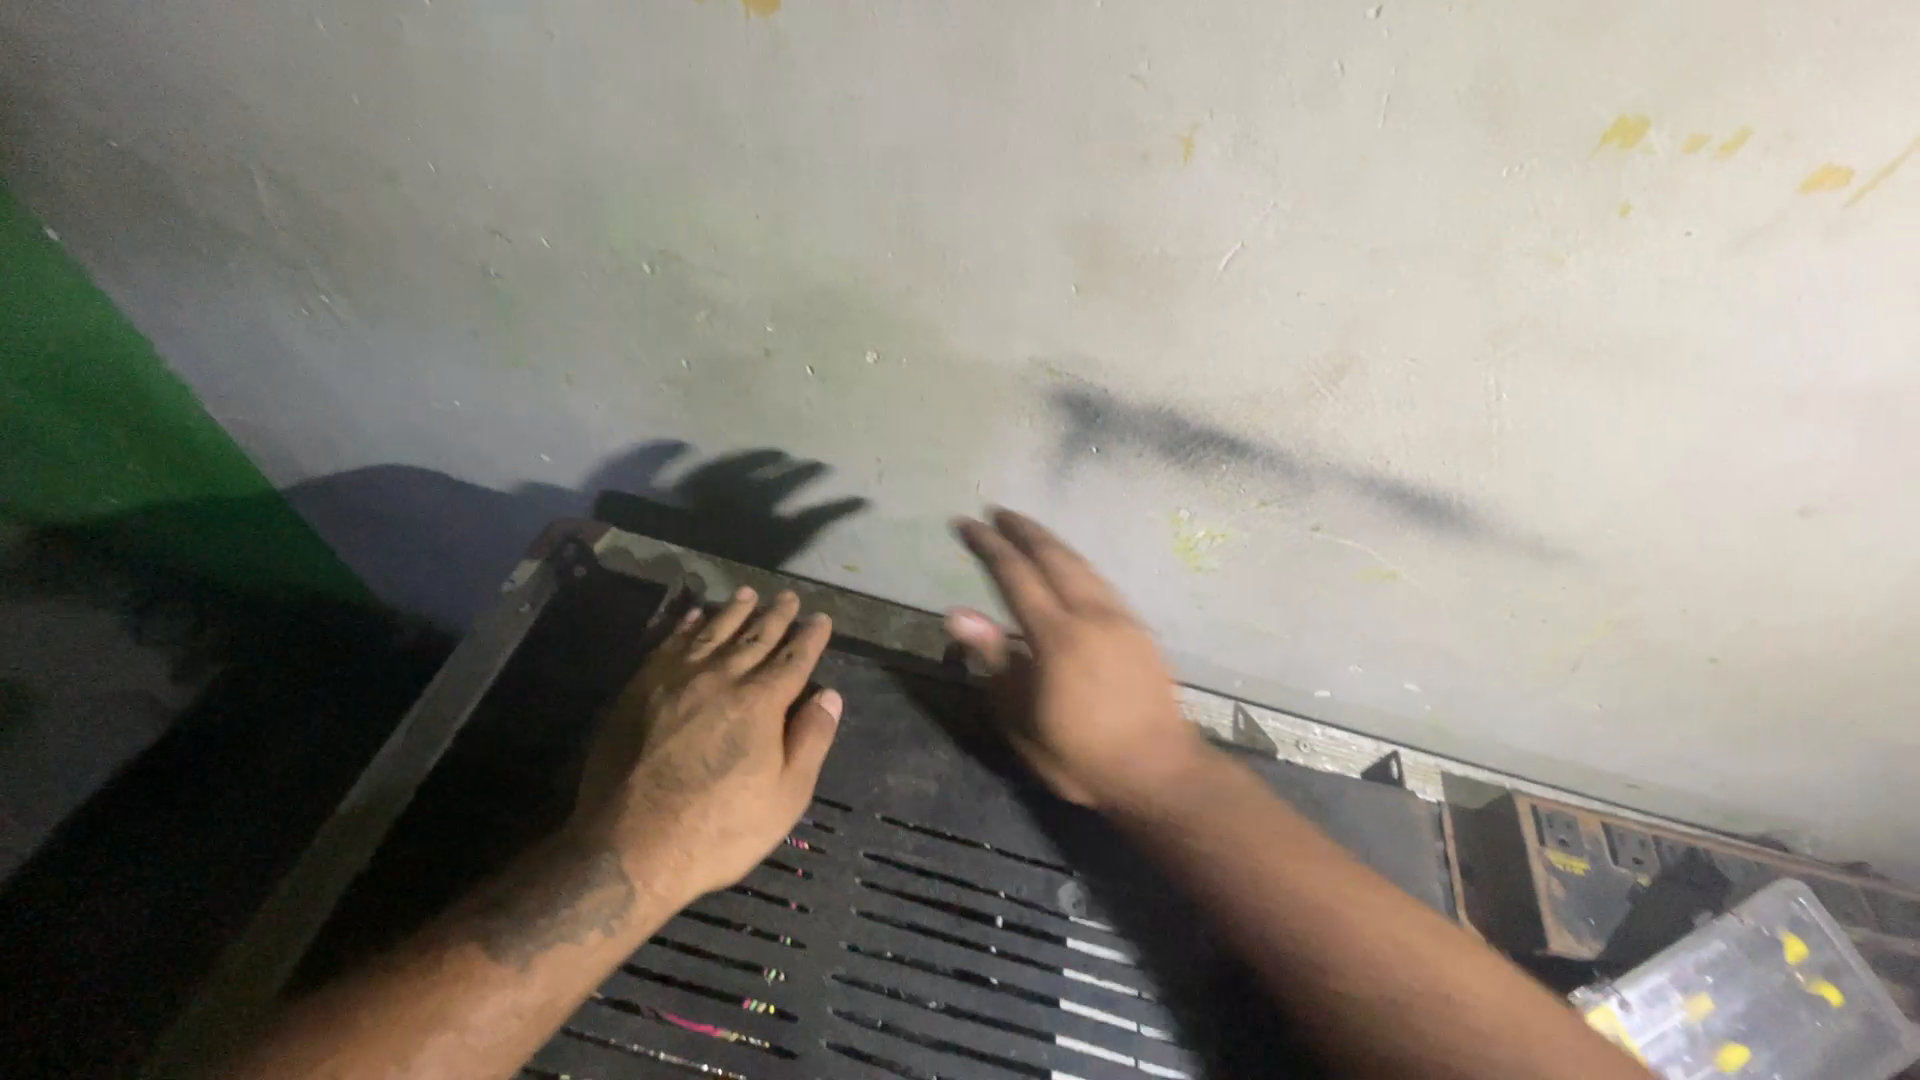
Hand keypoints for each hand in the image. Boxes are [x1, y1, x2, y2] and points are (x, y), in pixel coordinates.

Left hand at [581, 587, 840, 897]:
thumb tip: (830, 694)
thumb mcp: (786, 797)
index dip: (810, 637)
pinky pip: (670, 644)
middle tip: (789, 597)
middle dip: (776, 615)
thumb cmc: (719, 830)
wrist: (630, 848)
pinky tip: (695, 616)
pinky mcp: (640, 690)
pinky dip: (687, 625)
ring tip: (748, 593)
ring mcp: (676, 680)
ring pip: (713, 632)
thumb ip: (811, 740)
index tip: (821, 618)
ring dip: (734, 611)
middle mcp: (721, 678)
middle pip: (755, 637)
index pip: (794, 658)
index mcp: (761, 703)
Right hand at [946, 510, 1209, 809]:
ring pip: (1082, 564)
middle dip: (1022, 531)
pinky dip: (1077, 563)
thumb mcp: (1022, 718)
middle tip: (996, 512)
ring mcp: (1120, 618)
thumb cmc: (1081, 754)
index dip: (988, 547)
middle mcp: (1091, 614)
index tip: (966, 525)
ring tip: (1028, 530)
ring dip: (1052, 542)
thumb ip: (994, 660)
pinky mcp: (1139, 629)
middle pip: (1053, 557)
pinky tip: (1071, 566)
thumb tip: (958, 614)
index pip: (1015, 575)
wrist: (1158, 770)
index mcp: (1057, 635)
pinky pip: (1101, 581)